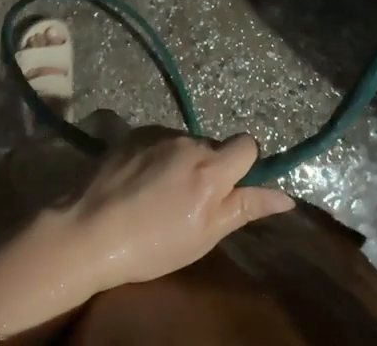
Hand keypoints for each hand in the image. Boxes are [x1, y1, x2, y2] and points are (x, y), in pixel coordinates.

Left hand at [56, 128, 294, 293]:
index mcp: (210, 168)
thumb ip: (245, 208)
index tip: (230, 188)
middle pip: (212, 145)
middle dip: (210, 167)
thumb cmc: (154, 244)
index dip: (244, 164)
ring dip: (182, 162)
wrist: (91, 230)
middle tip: (191, 202)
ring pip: (184, 143)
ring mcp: (155, 134)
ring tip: (161, 194)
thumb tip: (285, 197)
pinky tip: (141, 182)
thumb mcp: (206, 234)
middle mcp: (186, 141)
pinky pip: (158, 140)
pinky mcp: (131, 133)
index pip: (247, 144)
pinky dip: (158, 156)